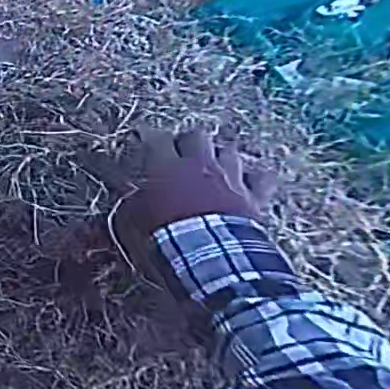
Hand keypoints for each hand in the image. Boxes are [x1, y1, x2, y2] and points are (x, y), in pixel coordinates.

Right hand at [136, 128, 276, 230]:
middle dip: (187, 141)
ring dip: (219, 154)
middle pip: (197, 136)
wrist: (207, 252)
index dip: (149, 137)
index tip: (143, 139)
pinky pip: (261, 177)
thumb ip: (132, 197)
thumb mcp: (133, 216)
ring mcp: (230, 178)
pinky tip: (245, 179)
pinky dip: (252, 176)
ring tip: (210, 162)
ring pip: (229, 150)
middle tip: (178, 150)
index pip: (157, 138)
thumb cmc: (164, 231)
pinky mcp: (254, 196)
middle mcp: (200, 164)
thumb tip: (128, 192)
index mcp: (167, 166)